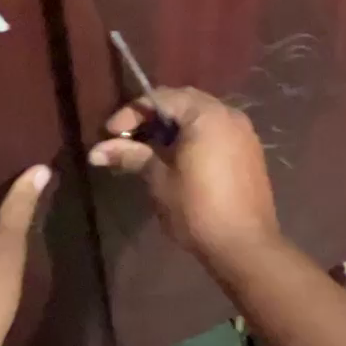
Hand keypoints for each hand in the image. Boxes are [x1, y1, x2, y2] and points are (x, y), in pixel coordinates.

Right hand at [87, 87, 281, 261]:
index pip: (162, 97)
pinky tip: (179, 158)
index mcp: (205, 113)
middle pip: (183, 101)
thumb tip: (96, 151)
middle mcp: (228, 113)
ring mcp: (243, 131)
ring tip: (150, 150)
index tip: (110, 133)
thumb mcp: (159, 180)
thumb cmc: (198, 209)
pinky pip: (216, 130)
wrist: (246, 247)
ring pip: (201, 115)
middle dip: (153, 116)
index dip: (133, 112)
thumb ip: (131, 156)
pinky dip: (195, 136)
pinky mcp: (250, 150)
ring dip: (174, 127)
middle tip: (128, 136)